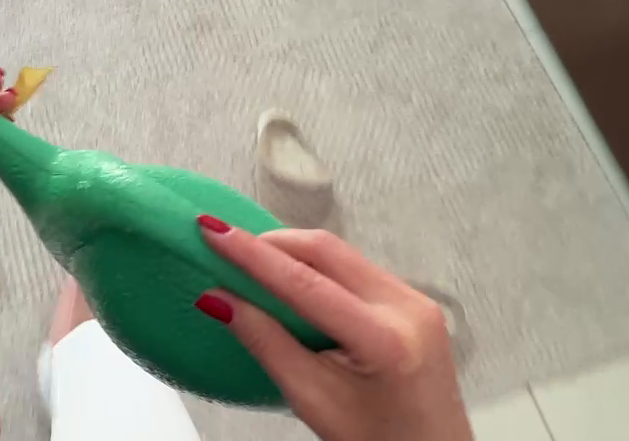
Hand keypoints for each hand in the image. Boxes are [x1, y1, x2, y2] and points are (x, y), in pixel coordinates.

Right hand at [194, 223, 472, 440]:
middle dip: (270, 242)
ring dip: (292, 251)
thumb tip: (217, 297)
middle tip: (227, 242)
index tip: (213, 230)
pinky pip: (353, 264)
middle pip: (323, 249)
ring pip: (338, 251)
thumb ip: (263, 341)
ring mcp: (415, 300)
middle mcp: (407, 309)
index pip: (303, 281)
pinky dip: (316, 264)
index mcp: (385, 340)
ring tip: (254, 262)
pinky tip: (293, 278)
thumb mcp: (312, 399)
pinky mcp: (413, 299)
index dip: (251, 252)